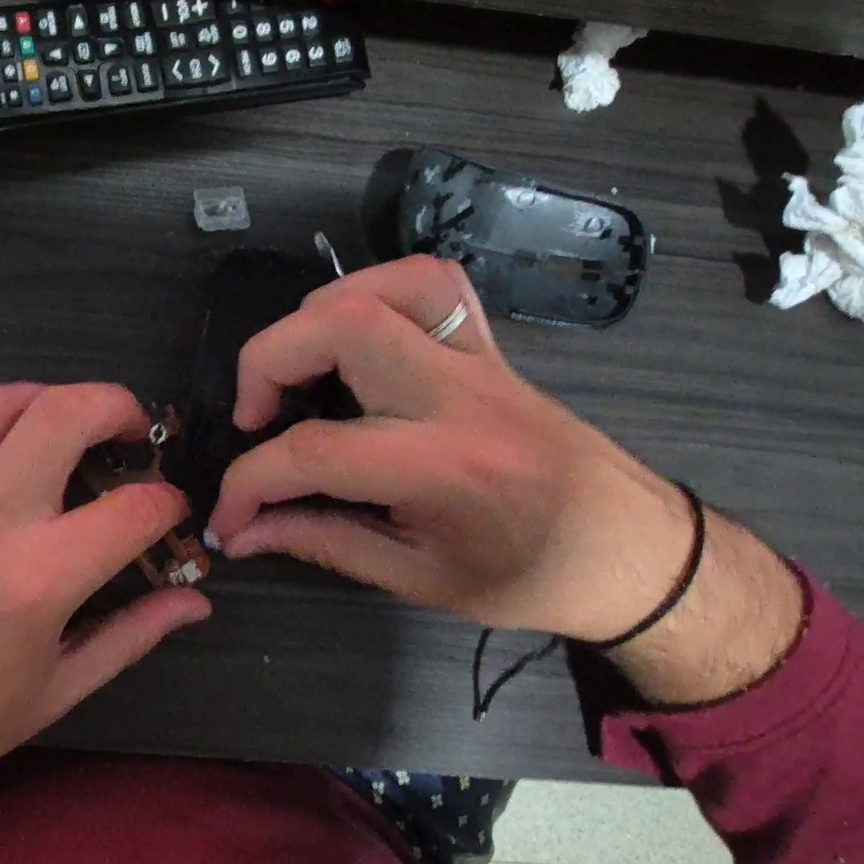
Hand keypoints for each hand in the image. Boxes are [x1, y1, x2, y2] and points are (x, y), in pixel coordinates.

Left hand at [0, 383, 210, 814]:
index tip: (173, 514)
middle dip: (120, 407)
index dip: (171, 504)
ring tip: (72, 431)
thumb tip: (196, 601)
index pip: (135, 509)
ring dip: (52, 400)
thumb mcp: (53, 694)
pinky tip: (2, 453)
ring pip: (4, 399)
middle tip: (134, 436)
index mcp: (40, 576)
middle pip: (68, 411)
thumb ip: (131, 636)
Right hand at [206, 256, 801, 701]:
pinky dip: (377, 292)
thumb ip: (321, 541)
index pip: (311, 452)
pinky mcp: (491, 348)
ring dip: (320, 313)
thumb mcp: (417, 577)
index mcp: (439, 468)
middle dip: (267, 361)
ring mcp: (479, 360)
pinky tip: (354, 335)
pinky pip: (434, 286)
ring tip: (298, 367)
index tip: (227, 518)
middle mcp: (456, 396)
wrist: (636, 552)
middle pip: (342, 328)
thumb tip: (244, 531)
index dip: (247, 486)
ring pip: (390, 285)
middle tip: (254, 416)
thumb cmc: (529, 578)